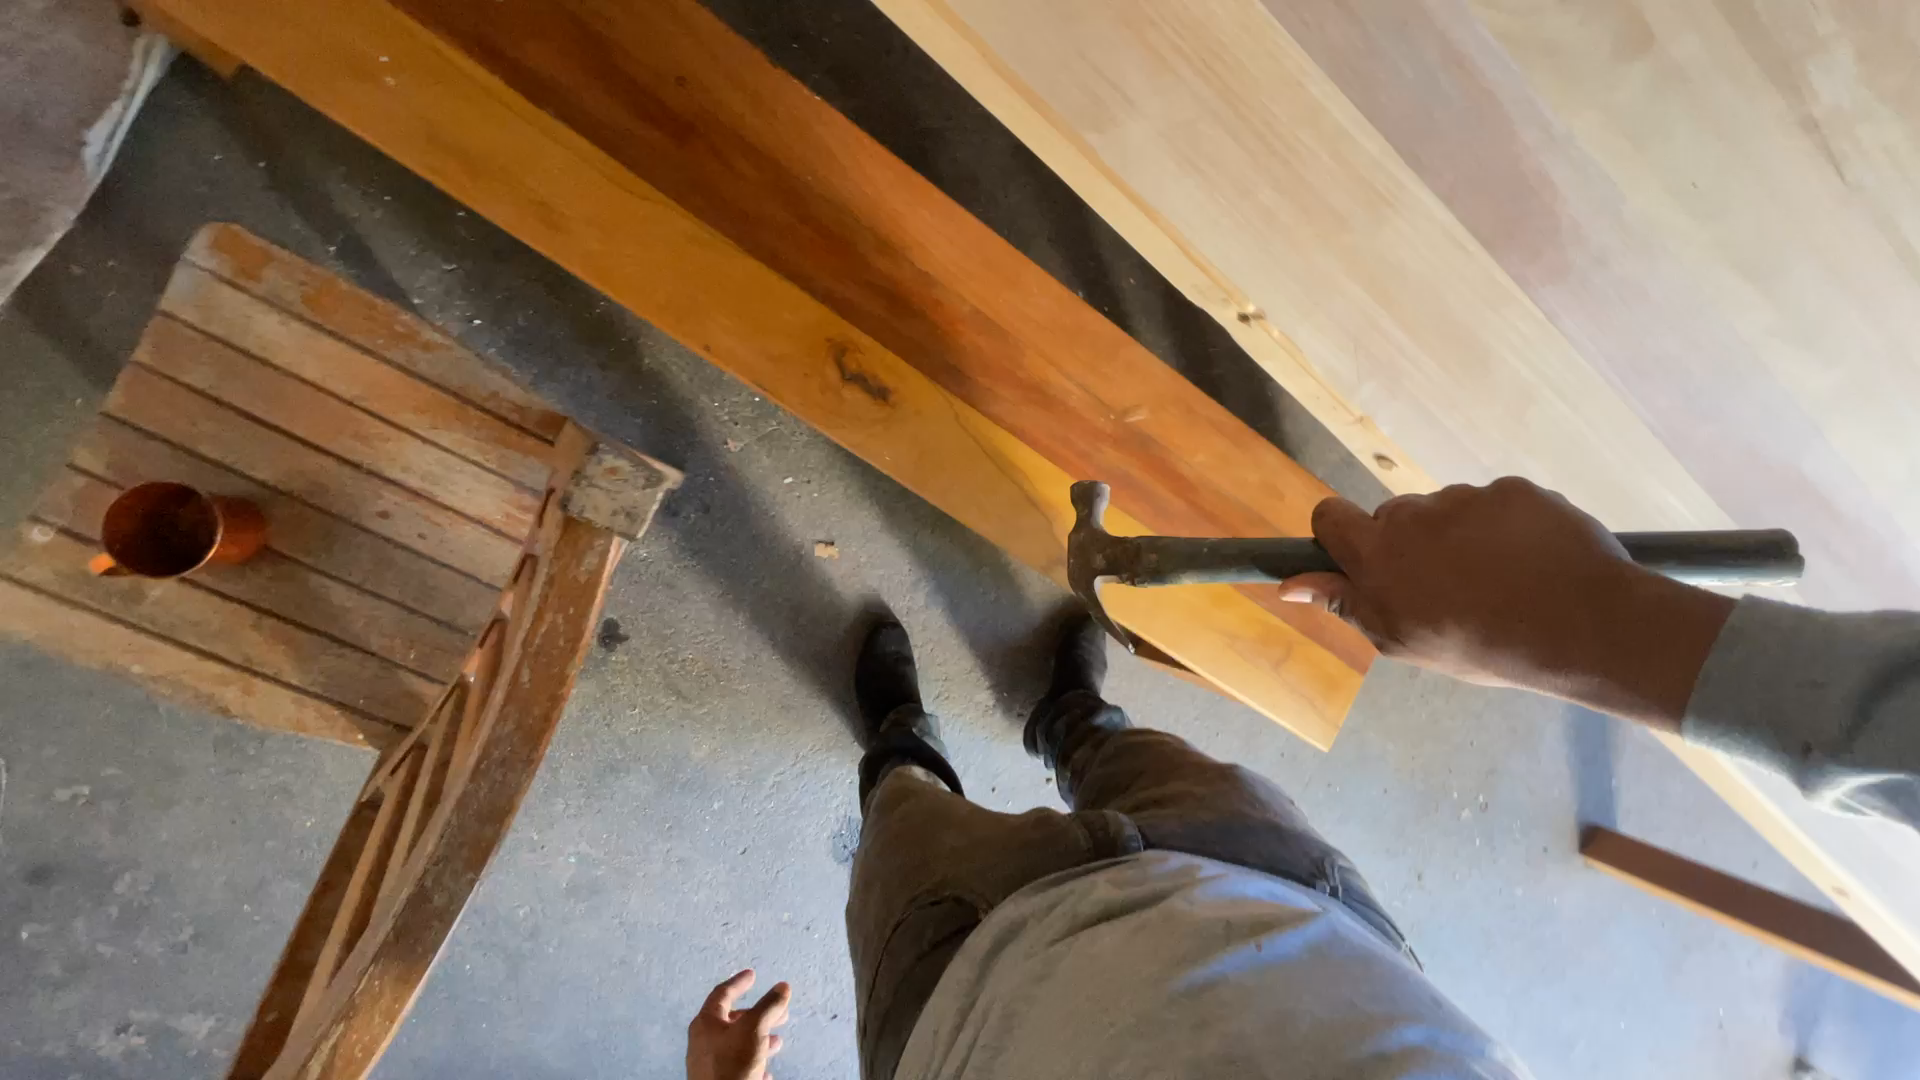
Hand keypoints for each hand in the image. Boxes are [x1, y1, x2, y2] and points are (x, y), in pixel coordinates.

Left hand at [686, 969, 790, 1079]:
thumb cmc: (733, 1063)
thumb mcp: (754, 1028)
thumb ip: (769, 1005)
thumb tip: (783, 986)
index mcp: (705, 1023)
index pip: (721, 993)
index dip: (739, 982)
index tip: (753, 974)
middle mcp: (702, 1041)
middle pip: (733, 1020)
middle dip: (759, 1015)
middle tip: (779, 1012)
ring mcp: (707, 1064)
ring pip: (737, 1044)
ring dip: (759, 1039)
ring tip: (777, 1043)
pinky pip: (736, 1066)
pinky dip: (753, 1060)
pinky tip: (766, 1070)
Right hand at [1281, 477, 1733, 724]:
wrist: (1584, 626)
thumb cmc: (1476, 643)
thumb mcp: (1398, 639)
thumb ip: (1343, 603)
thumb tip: (1287, 586)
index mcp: (1376, 550)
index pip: (1329, 514)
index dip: (1337, 533)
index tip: (1360, 560)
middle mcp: (1412, 513)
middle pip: (1393, 517)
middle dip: (1408, 543)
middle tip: (1444, 585)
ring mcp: (1467, 496)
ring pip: (1446, 510)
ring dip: (1458, 536)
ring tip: (1498, 577)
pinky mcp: (1516, 489)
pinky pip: (1496, 503)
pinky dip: (1504, 526)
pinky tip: (1529, 560)